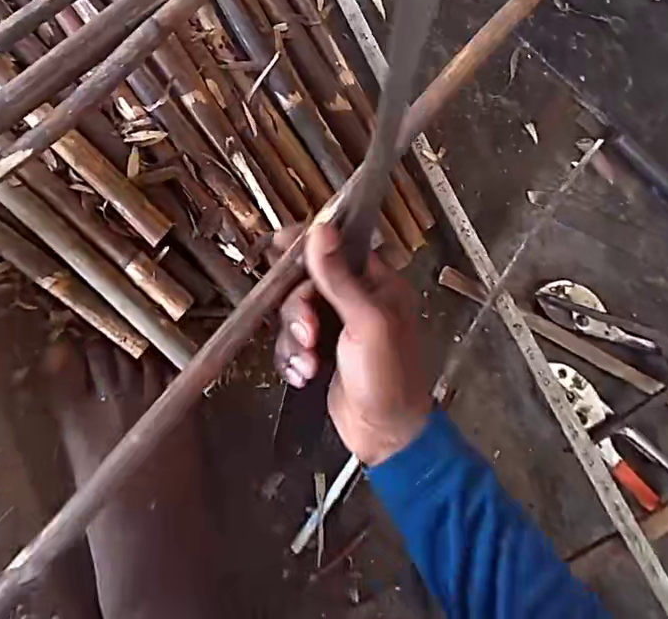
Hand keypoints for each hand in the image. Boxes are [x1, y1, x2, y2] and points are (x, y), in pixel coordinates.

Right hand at [273, 223, 431, 464]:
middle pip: (304, 281)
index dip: (305, 245)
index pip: (335, 246)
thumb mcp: (366, 322)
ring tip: (309, 362)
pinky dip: (291, 357)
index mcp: (376, 282)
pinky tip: (304, 373)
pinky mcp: (319, 350)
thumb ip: (338, 276)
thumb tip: (320, 228)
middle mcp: (353, 298)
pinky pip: (289, 339)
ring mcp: (335, 325)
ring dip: (294, 338)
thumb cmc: (389, 378)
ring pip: (292, 311)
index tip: (278, 246)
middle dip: (298, 309)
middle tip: (307, 333)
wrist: (387, 440)